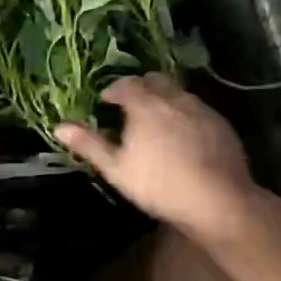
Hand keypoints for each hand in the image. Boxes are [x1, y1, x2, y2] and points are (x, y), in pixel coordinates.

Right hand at [55, 74, 266, 240]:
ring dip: (163, 98)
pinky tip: (183, 135)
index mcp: (146, 105)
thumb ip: (89, 144)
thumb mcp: (116, 168)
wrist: (218, 201)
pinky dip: (184, 113)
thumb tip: (59, 126)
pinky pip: (197, 108)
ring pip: (178, 92)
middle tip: (129, 105)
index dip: (113, 90)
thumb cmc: (159, 185)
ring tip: (155, 120)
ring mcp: (202, 110)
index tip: (105, 101)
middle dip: (140, 87)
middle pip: (155, 79)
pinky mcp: (222, 124)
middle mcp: (174, 99)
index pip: (126, 84)